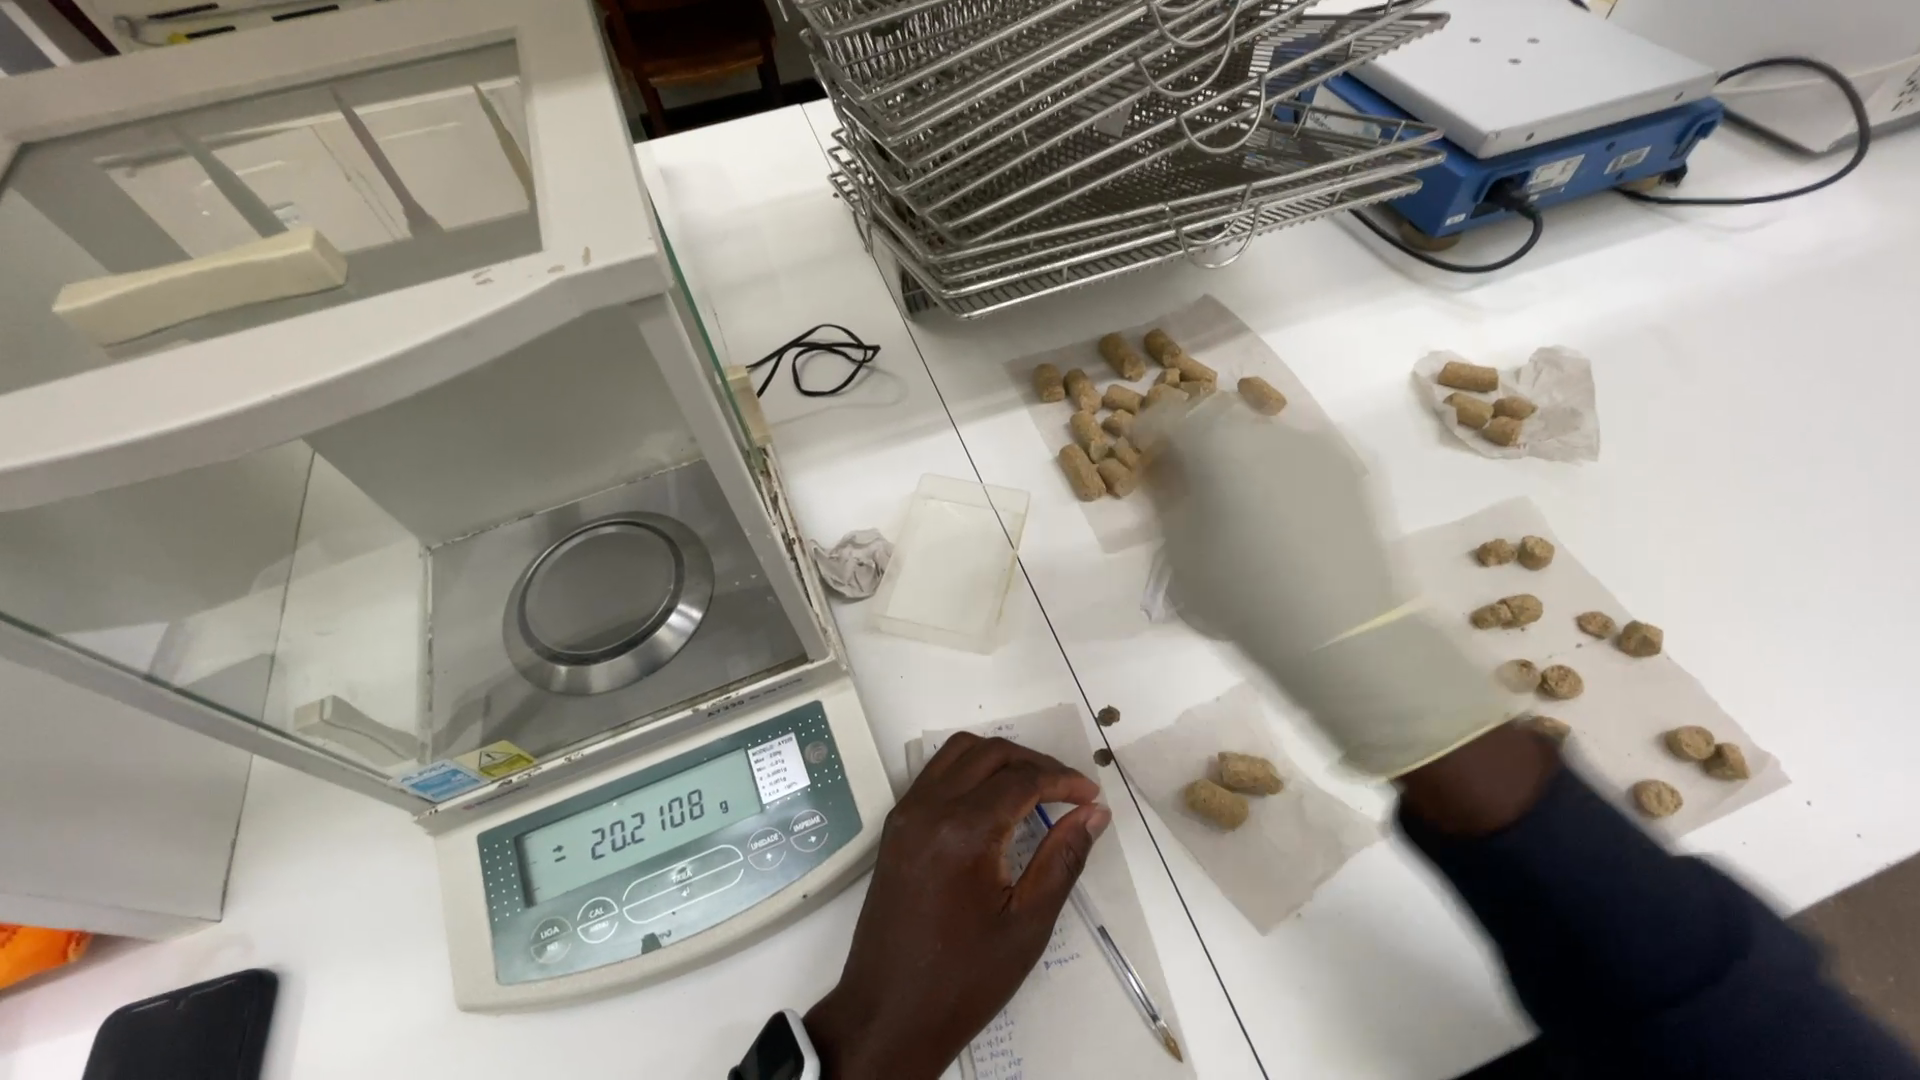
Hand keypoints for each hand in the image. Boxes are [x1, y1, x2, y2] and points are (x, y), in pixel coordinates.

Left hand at [804, 734, 1110, 1079]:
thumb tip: (1094, 813)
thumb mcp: (1028, 923)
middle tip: (1070, 792)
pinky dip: (970, 769)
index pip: (1022, 779)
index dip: (1063, 781)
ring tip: (1035, 788)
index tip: (1092, 798)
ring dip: (1000, 758)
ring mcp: (907, 813)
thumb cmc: (965, 978)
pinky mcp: (896, 826)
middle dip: (1036, 763)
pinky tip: (993, 799)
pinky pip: (936, 773)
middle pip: (990, 753)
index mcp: (964, 831)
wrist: (889, 1014)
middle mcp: (930, 808)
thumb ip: (1063, 858)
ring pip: (958, 752)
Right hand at [1146, 395, 1505, 775]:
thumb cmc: (1242, 595)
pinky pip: (1297, 451)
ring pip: (1261, 429)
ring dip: (1235, 446)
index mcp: (1218, 444)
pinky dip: (1273, 464)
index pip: (1169, 413)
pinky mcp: (1349, 468)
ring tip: (1230, 487)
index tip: (1138, 450)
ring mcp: (1316, 446)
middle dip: (1193, 432)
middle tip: (1182, 466)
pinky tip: (1272, 502)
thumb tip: (1163, 469)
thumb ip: (1166, 495)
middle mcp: (1268, 430)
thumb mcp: (1180, 549)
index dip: (1147, 427)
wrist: (1340, 630)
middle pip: (1217, 412)